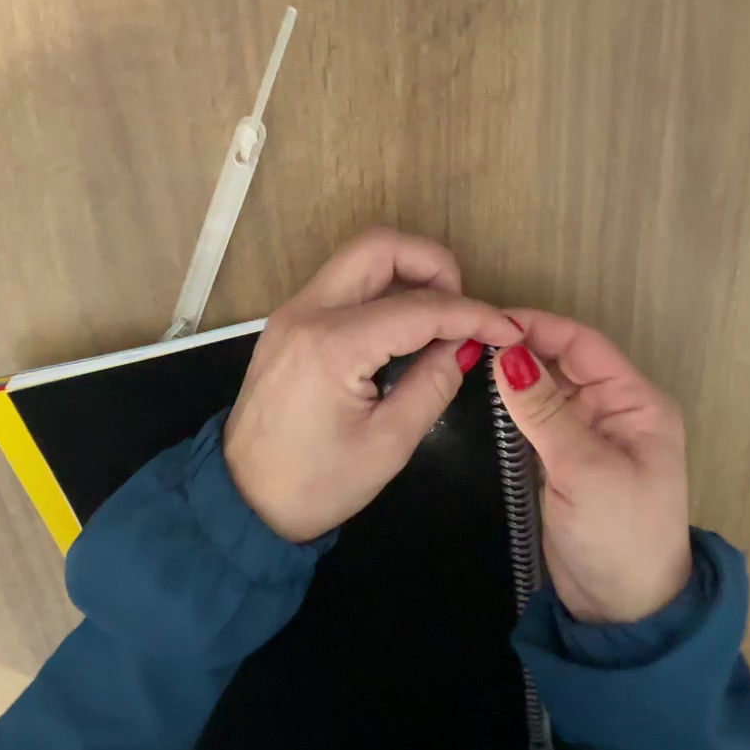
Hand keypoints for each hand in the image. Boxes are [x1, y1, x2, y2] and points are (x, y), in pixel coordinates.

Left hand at [224, 228, 522, 542]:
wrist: (241, 502)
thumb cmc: (315, 485)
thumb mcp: (388, 444)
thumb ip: (433, 384)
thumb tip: (465, 345)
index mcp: (332, 345)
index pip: (419, 307)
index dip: (473, 314)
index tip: (508, 328)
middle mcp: (306, 312)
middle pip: (378, 247)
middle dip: (434, 264)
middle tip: (463, 308)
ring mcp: (292, 313)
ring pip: (358, 259)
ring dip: (406, 273)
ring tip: (440, 318)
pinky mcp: (288, 324)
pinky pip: (343, 286)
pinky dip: (381, 292)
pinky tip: (405, 328)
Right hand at [492, 310, 692, 623]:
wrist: (624, 611)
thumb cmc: (618, 535)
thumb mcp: (583, 469)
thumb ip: (544, 411)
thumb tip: (507, 355)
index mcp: (636, 404)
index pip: (584, 346)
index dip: (540, 327)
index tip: (489, 321)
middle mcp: (615, 411)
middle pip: (565, 362)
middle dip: (523, 346)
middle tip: (469, 337)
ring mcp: (589, 436)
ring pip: (548, 388)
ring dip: (516, 373)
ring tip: (469, 357)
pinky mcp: (565, 460)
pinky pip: (539, 418)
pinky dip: (515, 405)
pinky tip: (487, 395)